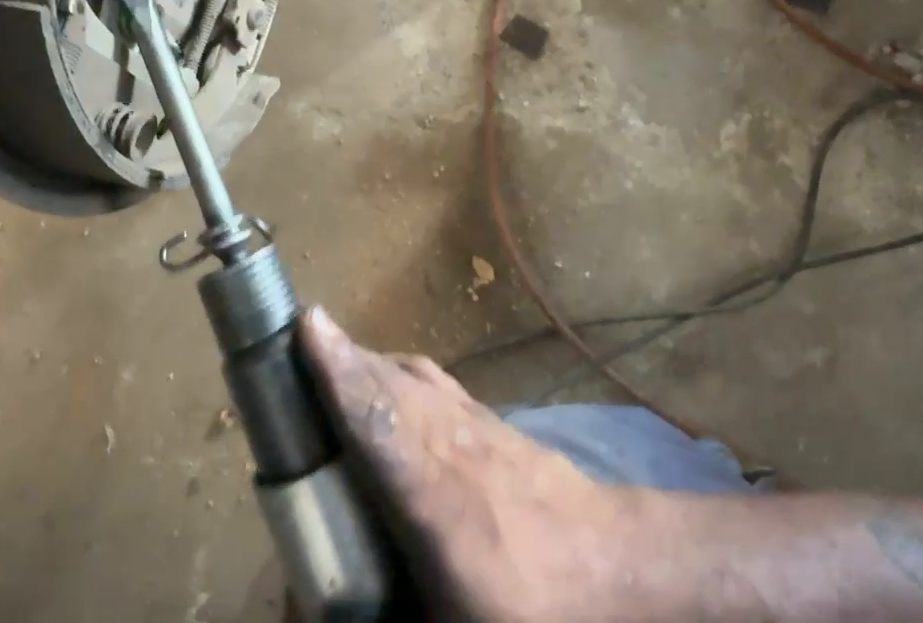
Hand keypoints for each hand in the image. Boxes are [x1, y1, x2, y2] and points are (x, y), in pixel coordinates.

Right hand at [298, 308, 646, 622]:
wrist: (621, 566)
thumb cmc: (533, 603)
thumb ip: (381, 612)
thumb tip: (303, 609)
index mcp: (437, 500)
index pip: (380, 424)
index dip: (341, 376)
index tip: (309, 327)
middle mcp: (453, 446)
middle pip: (391, 387)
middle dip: (344, 357)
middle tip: (301, 331)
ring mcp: (479, 428)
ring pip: (416, 379)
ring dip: (372, 360)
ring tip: (335, 352)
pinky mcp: (497, 424)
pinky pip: (440, 385)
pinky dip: (405, 372)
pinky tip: (395, 376)